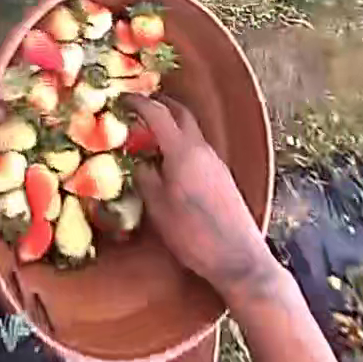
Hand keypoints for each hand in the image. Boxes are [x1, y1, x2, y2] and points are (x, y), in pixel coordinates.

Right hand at [124, 95, 274, 296]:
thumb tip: (138, 161)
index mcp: (183, 151)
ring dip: (170, 124)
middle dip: (158, 103)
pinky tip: (168, 159)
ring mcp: (215, 163)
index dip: (137, 102)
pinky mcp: (222, 177)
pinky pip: (197, 147)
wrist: (242, 262)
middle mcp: (202, 150)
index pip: (158, 113)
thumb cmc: (194, 234)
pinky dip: (179, 141)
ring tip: (147, 133)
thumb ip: (145, 177)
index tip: (120, 99)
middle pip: (181, 112)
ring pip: (190, 130)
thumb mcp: (158, 207)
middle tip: (137, 105)